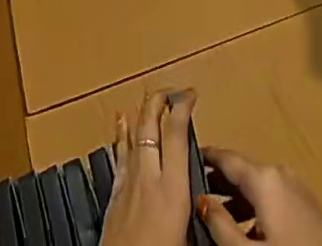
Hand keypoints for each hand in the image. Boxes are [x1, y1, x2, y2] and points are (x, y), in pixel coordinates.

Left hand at [99, 89, 197, 245]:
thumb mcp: (191, 237)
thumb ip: (198, 210)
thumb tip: (206, 199)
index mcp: (173, 189)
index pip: (176, 135)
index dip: (182, 108)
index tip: (190, 95)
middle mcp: (149, 177)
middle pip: (151, 125)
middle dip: (160, 101)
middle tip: (172, 90)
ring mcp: (129, 181)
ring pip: (135, 134)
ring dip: (143, 112)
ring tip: (149, 96)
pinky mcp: (115, 192)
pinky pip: (120, 153)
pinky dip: (121, 133)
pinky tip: (120, 120)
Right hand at [198, 147, 321, 245]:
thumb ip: (219, 224)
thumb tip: (202, 201)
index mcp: (264, 178)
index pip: (225, 157)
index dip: (202, 157)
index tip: (183, 158)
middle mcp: (281, 174)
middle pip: (241, 172)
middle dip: (217, 183)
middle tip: (194, 193)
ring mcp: (298, 189)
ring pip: (257, 188)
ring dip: (237, 200)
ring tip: (217, 218)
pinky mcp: (310, 208)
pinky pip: (274, 200)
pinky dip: (256, 209)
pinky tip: (248, 232)